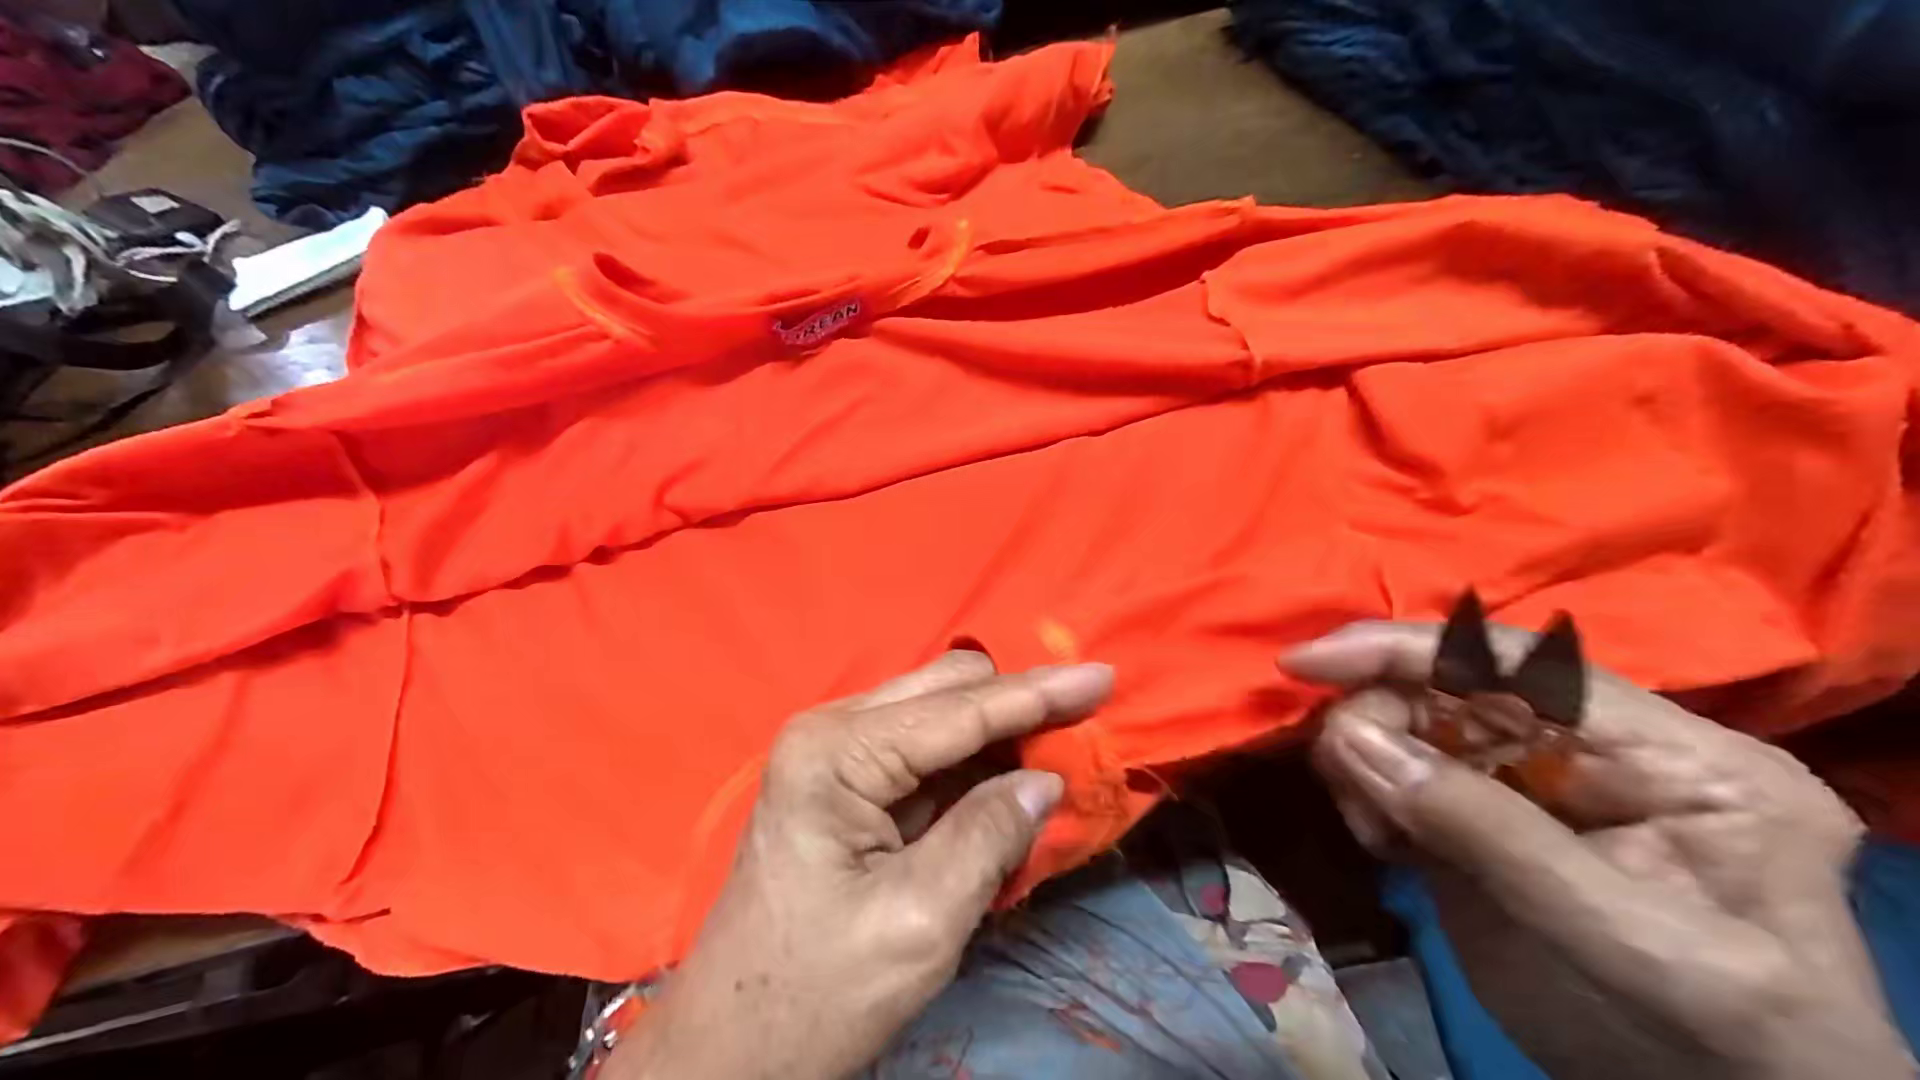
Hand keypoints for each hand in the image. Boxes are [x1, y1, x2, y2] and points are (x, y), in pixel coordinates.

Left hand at [606, 651, 1113, 1079]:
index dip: (1038, 693)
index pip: (958, 711)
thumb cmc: (817, 993)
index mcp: (837, 753)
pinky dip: (974, 757)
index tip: (1101, 676)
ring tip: (1059, 745)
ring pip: (939, 712)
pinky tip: (1009, 771)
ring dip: (999, 728)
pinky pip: (925, 748)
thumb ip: (988, 838)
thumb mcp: (919, 923)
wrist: (731, 1047)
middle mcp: (832, 730)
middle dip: (1018, 703)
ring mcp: (834, 752)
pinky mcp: (845, 781)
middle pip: (947, 691)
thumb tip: (1044, 779)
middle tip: (1084, 718)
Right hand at [1284, 620, 1913, 1079]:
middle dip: (1378, 722)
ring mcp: (1534, 783)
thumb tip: (1349, 737)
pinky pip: (1396, 776)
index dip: (1408, 650)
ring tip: (1372, 829)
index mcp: (1676, 758)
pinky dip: (1366, 797)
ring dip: (1365, 764)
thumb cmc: (1718, 1045)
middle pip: (1449, 690)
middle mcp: (1598, 751)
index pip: (1522, 667)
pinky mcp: (1480, 816)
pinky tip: (1380, 842)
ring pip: (1410, 727)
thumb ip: (1490, 832)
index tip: (1306, 664)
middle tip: (1346, 782)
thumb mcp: (1629, 944)